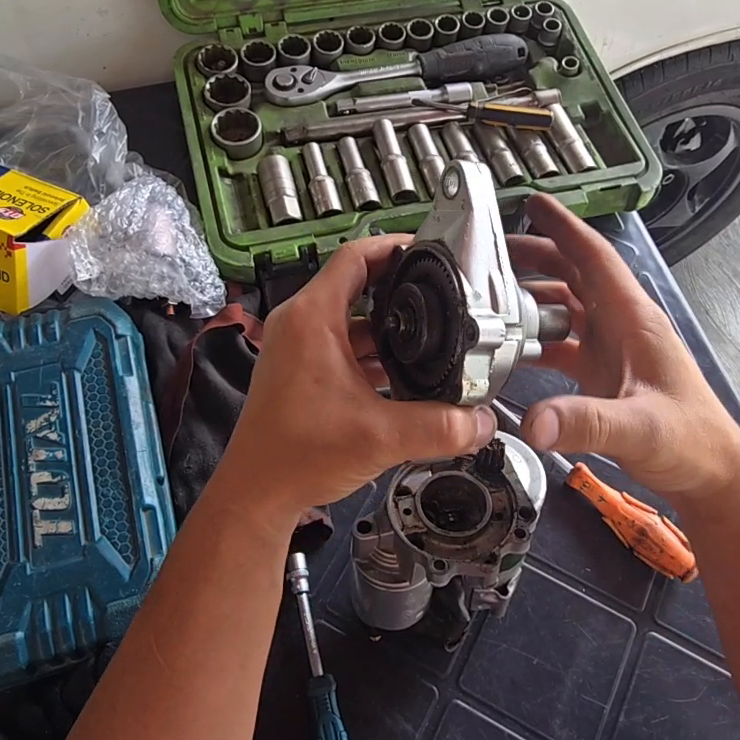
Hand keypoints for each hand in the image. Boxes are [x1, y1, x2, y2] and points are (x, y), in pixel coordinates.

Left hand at [210, 236, 497, 525]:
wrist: (257, 493)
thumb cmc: (297, 455)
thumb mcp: (381, 435)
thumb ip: (440, 427)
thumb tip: (482, 422)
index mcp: (312, 319)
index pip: (355, 256)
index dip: (393, 247)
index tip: (426, 250)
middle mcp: (299, 324)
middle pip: (356, 285)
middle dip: (399, 290)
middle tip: (439, 295)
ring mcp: (296, 348)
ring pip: (350, 320)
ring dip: (386, 327)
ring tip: (429, 336)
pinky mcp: (298, 371)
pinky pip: (339, 345)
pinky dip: (369, 352)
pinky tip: (400, 374)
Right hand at [508, 194, 739, 503]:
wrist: (712, 476)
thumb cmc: (690, 442)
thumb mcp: (638, 428)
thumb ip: (585, 422)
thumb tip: (532, 422)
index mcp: (633, 320)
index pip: (595, 259)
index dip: (564, 227)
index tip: (533, 203)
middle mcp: (621, 327)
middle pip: (575, 276)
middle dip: (537, 256)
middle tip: (492, 252)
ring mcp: (613, 351)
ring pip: (568, 307)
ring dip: (533, 297)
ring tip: (493, 295)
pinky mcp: (605, 376)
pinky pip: (564, 344)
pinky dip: (537, 341)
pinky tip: (513, 351)